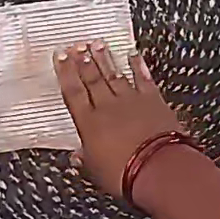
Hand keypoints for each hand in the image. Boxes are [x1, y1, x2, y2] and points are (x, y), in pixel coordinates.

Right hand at [54, 41, 185, 199]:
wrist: (158, 168)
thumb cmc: (125, 174)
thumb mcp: (97, 171)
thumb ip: (85, 160)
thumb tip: (76, 157)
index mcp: (89, 123)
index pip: (73, 92)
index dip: (66, 72)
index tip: (61, 56)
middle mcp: (108, 107)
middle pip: (92, 78)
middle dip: (83, 60)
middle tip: (77, 44)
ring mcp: (131, 101)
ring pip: (114, 74)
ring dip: (105, 59)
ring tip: (97, 44)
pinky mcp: (153, 100)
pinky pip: (143, 78)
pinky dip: (138, 65)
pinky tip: (133, 55)